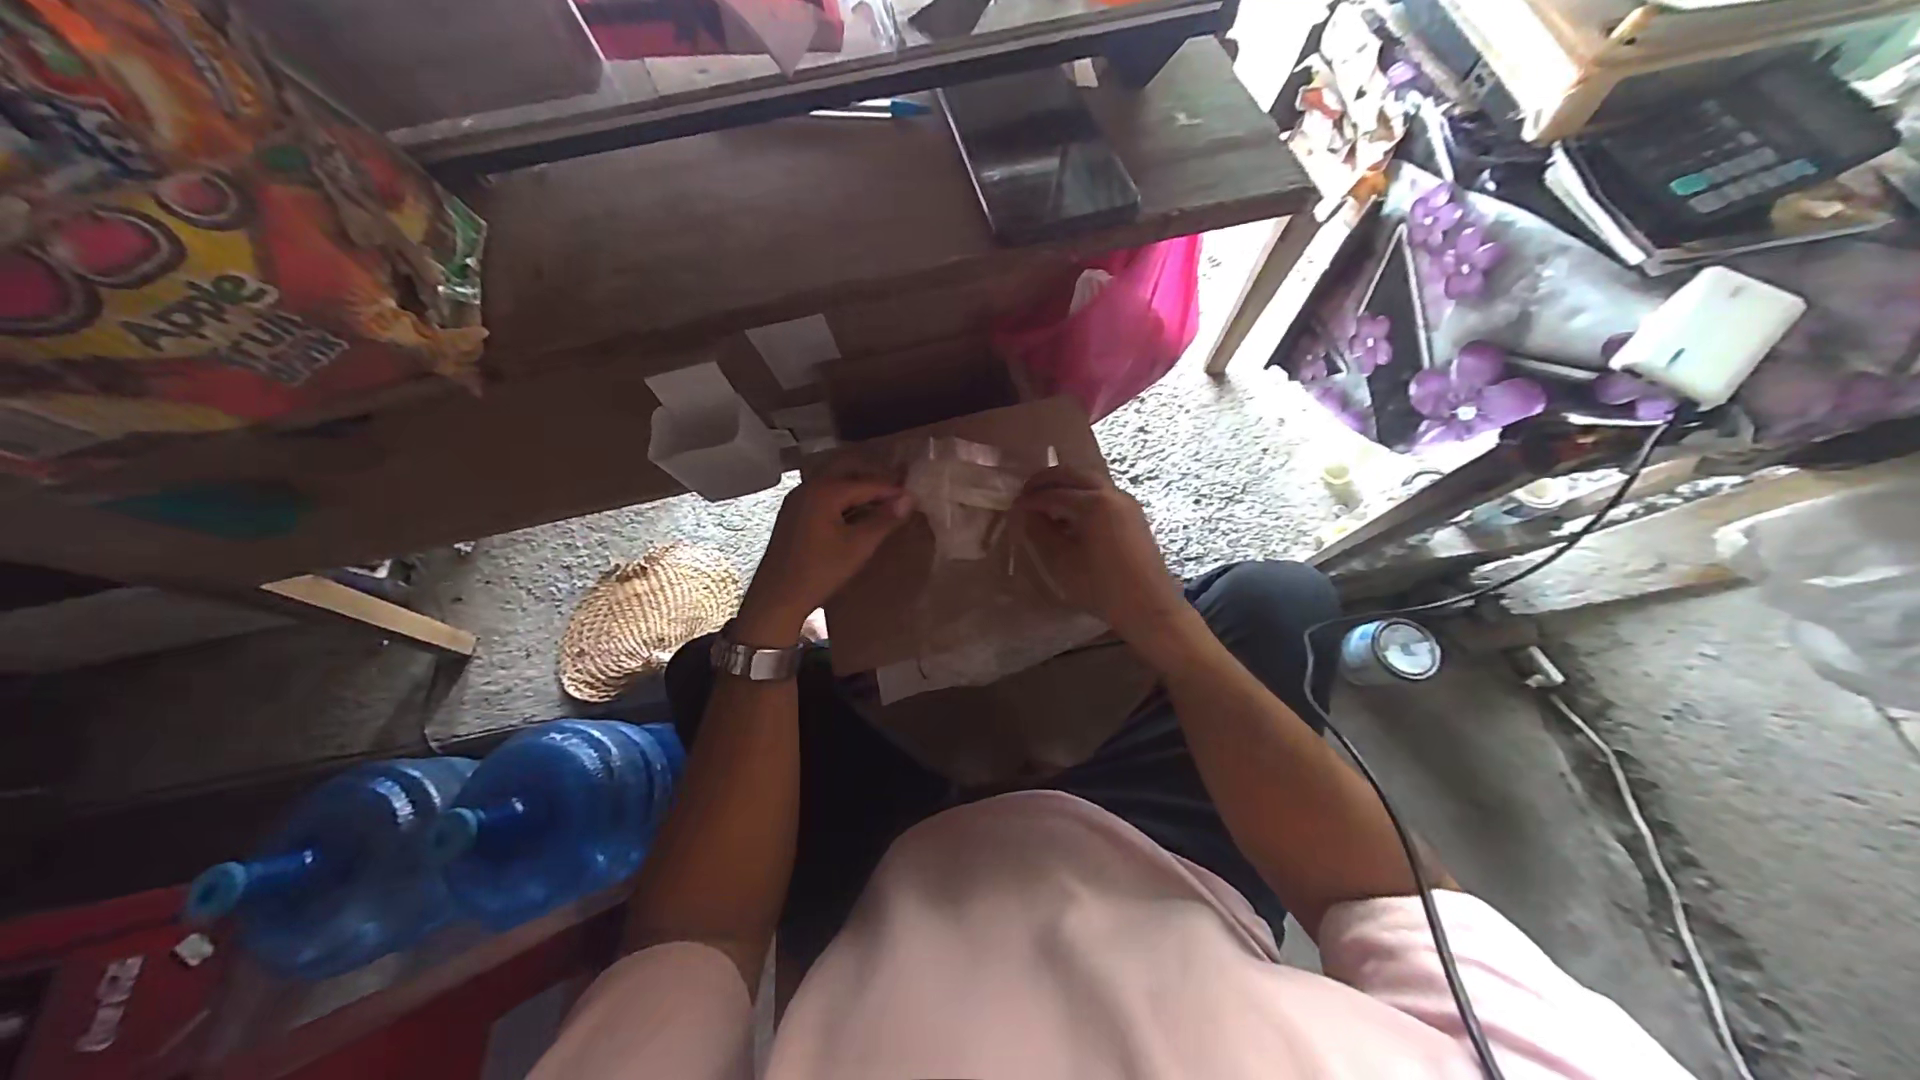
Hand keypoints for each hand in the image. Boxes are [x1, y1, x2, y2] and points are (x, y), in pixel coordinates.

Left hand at [735, 476, 912, 643]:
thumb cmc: (820, 571)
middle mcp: (808, 488)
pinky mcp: (793, 514)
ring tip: (883, 503)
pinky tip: (856, 514)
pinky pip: (824, 497)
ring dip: (859, 491)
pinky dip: (843, 501)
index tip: (914, 496)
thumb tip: (909, 499)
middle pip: (848, 476)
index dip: (892, 490)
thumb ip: (884, 520)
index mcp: (824, 491)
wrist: (776, 598)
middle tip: (900, 493)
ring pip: (835, 486)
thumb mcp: (858, 546)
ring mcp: (797, 500)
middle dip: (875, 483)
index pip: (866, 483)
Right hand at [1014, 466, 1186, 642]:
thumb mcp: (1062, 562)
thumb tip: (1027, 513)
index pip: (1053, 493)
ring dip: (1065, 486)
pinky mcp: (1133, 515)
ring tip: (1045, 504)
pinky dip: (1082, 496)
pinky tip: (1069, 517)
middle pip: (1073, 474)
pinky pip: (1102, 494)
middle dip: (1046, 481)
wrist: (1149, 607)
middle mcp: (1111, 494)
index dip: (1030, 499)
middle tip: (1026, 494)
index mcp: (1093, 504)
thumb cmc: (1102, 587)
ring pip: (1090, 481)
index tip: (1013, 507)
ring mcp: (1126, 502)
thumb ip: (1041, 532)